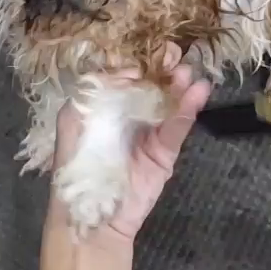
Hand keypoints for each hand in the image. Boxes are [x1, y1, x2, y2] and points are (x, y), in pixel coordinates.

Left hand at [51, 66, 211, 244]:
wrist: (91, 216)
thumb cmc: (77, 168)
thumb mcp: (72, 124)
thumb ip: (91, 95)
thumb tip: (123, 74)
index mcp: (105, 108)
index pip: (124, 80)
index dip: (136, 66)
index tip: (144, 59)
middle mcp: (129, 117)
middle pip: (150, 88)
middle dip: (163, 71)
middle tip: (175, 54)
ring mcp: (149, 134)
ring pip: (168, 104)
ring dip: (179, 86)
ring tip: (188, 72)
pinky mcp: (164, 153)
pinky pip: (177, 127)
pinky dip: (188, 110)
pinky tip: (198, 92)